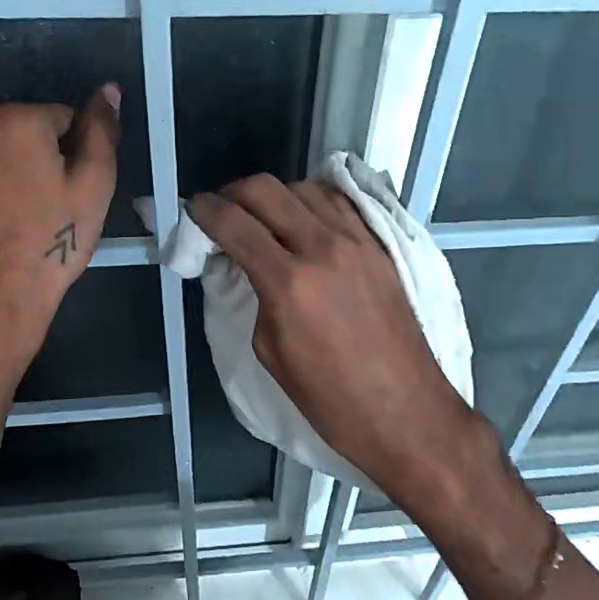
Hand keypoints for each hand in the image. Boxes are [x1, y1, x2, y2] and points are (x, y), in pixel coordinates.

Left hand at [0, 84, 121, 374]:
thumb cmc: (54, 238)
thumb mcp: (95, 183)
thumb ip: (102, 130)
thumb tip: (108, 91)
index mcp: (15, 120)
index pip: (67, 118)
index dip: (81, 153)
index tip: (81, 188)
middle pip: (35, 133)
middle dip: (52, 160)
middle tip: (64, 204)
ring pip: (10, 157)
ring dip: (27, 176)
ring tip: (39, 218)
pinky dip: (4, 195)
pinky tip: (15, 228)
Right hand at [188, 174, 488, 511]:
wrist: (405, 412)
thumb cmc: (330, 399)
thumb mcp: (270, 351)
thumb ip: (254, 295)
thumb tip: (244, 264)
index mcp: (289, 283)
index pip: (233, 223)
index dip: (203, 210)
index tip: (193, 208)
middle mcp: (323, 248)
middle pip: (265, 189)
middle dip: (233, 193)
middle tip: (223, 211)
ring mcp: (358, 242)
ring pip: (305, 188)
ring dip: (275, 196)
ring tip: (265, 218)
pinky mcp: (381, 247)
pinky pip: (341, 203)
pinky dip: (314, 201)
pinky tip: (306, 219)